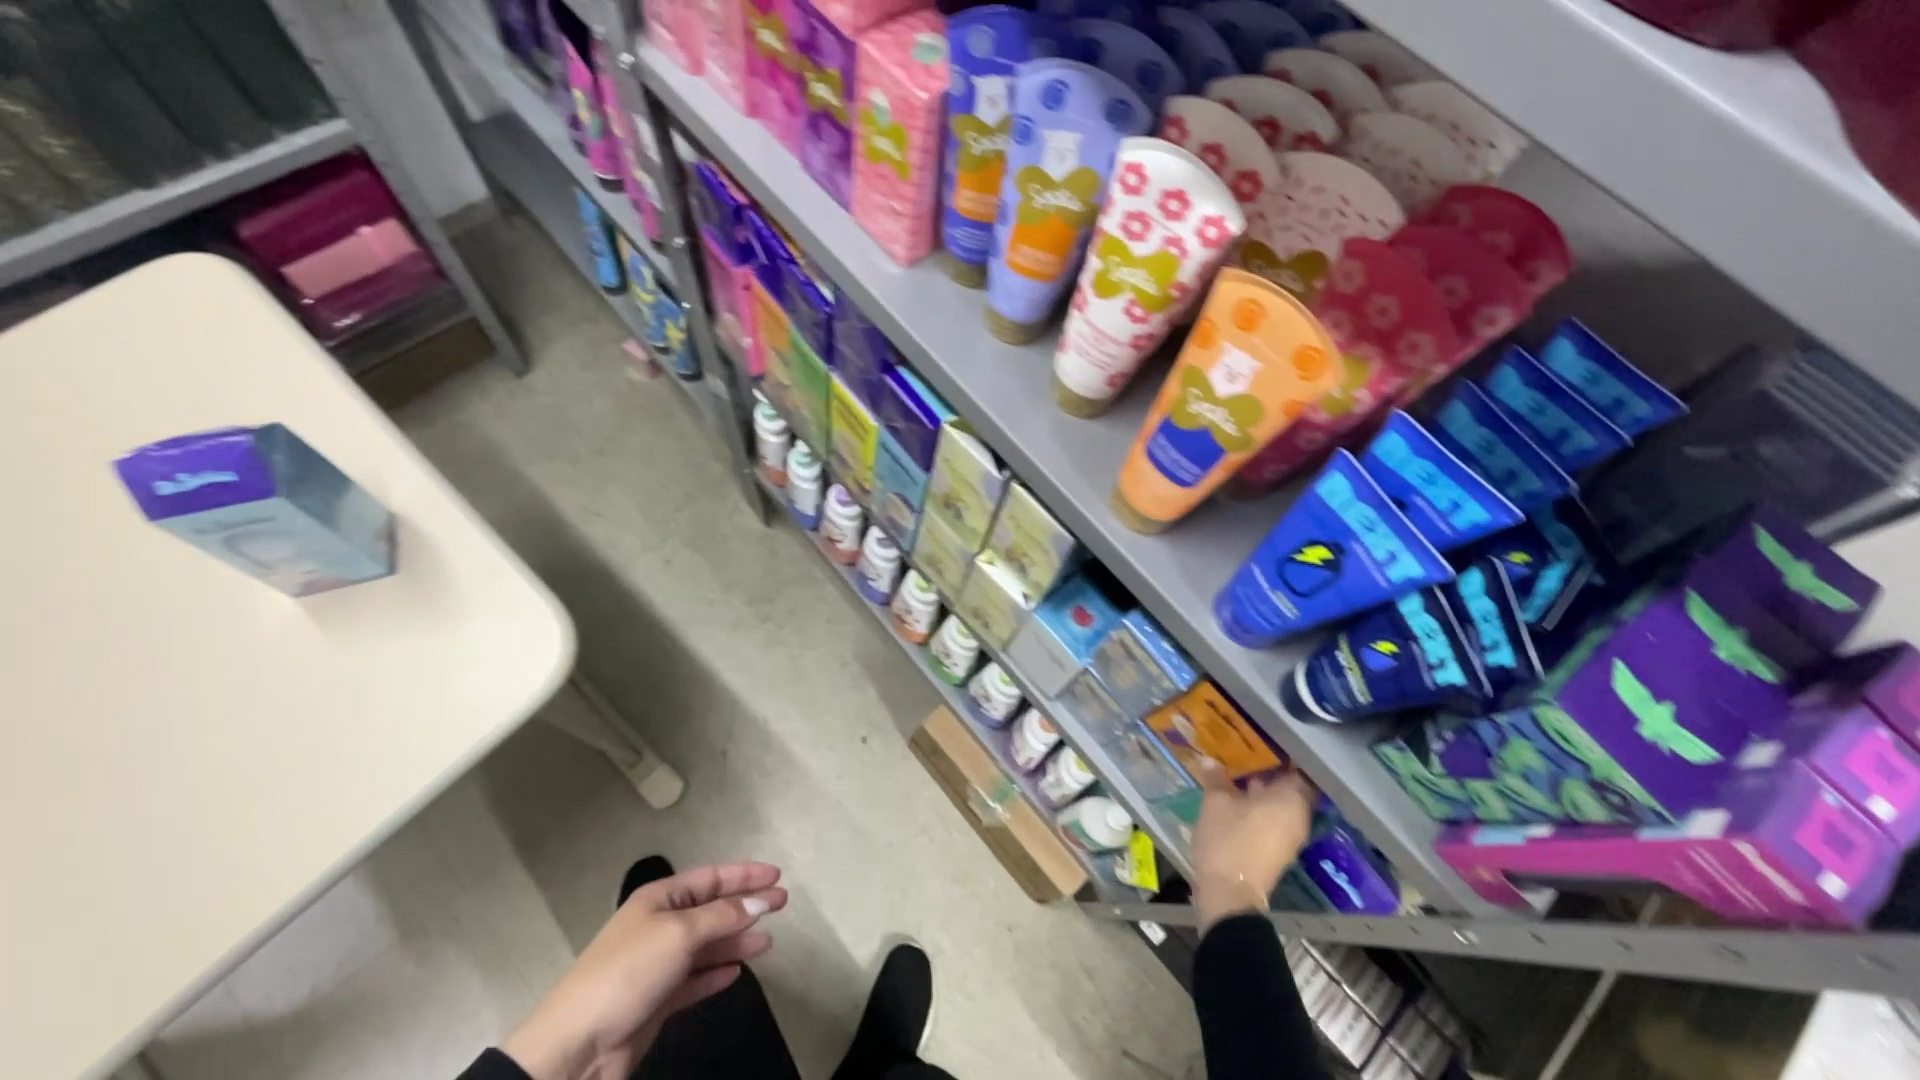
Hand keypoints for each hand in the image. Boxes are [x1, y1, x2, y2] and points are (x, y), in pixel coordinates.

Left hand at [501, 862, 788, 1079]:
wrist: (580, 1042)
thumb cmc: (629, 971)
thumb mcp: (679, 934)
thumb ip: (723, 916)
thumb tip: (760, 901)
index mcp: (658, 900)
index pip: (709, 878)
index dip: (744, 874)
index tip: (777, 875)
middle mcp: (659, 926)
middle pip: (711, 909)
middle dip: (746, 906)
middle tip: (783, 904)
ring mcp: (657, 964)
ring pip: (706, 945)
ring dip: (736, 941)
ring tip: (767, 942)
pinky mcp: (657, 998)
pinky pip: (695, 979)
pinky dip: (716, 973)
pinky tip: (736, 972)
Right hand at [1190, 759, 1316, 931]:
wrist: (1230, 893)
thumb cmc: (1228, 840)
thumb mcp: (1216, 803)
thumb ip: (1217, 779)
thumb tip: (1211, 760)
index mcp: (1290, 799)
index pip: (1297, 770)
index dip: (1283, 756)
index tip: (1265, 744)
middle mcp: (1299, 816)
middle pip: (1290, 789)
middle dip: (1271, 774)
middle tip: (1248, 758)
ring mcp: (1291, 837)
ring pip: (1282, 807)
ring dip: (1264, 794)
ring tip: (1238, 779)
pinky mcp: (1280, 852)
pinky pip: (1276, 822)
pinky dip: (1262, 811)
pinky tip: (1238, 805)